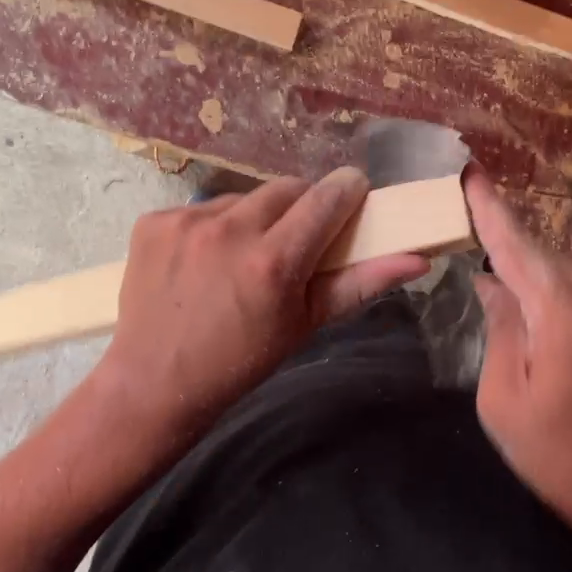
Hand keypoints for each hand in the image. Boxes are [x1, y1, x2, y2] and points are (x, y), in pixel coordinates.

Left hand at [96, 167, 429, 448]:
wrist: (154, 382)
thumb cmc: (241, 361)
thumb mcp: (306, 325)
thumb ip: (361, 285)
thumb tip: (417, 259)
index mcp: (273, 262)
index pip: (326, 198)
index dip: (347, 190)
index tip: (355, 194)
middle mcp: (229, 231)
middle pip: (286, 189)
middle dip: (301, 206)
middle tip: (298, 239)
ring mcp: (185, 222)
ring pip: (242, 198)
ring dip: (254, 218)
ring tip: (245, 258)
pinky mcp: (153, 221)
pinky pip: (202, 209)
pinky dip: (213, 228)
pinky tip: (205, 263)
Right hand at [466, 170, 571, 547]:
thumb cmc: (556, 455)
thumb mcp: (503, 397)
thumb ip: (498, 328)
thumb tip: (491, 282)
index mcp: (564, 313)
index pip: (515, 246)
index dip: (488, 208)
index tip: (467, 169)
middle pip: (535, 253)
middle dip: (498, 231)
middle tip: (458, 203)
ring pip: (552, 270)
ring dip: (517, 260)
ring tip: (476, 241)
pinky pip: (567, 289)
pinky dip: (537, 283)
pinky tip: (512, 285)